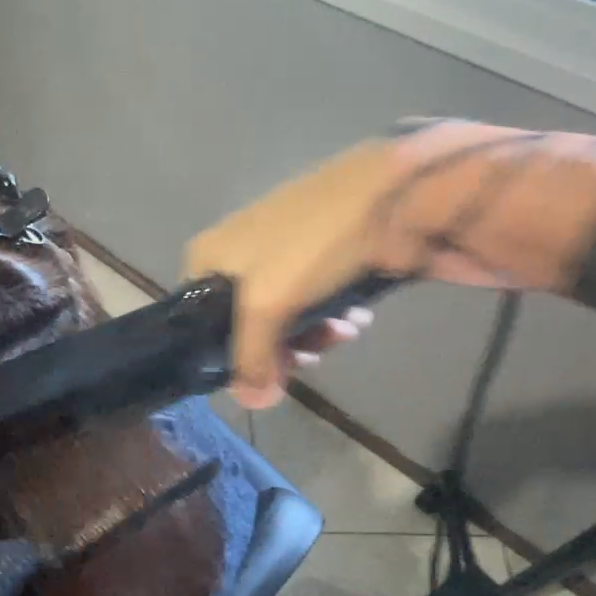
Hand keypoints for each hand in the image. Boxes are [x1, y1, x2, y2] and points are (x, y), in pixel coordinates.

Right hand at [184, 140, 397, 408]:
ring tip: (342, 335)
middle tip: (307, 360)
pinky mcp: (323, 251)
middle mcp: (237, 251)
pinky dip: (333, 315)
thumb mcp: (267, 305)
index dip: (224, 353)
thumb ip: (251, 359)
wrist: (398, 192)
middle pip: (245, 322)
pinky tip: (357, 320)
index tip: (256, 374)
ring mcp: (282, 249)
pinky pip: (315, 298)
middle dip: (278, 347)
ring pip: (285, 313)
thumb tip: (252, 403)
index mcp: (208, 254)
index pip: (198, 319)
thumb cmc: (313, 244)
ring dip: (311, 335)